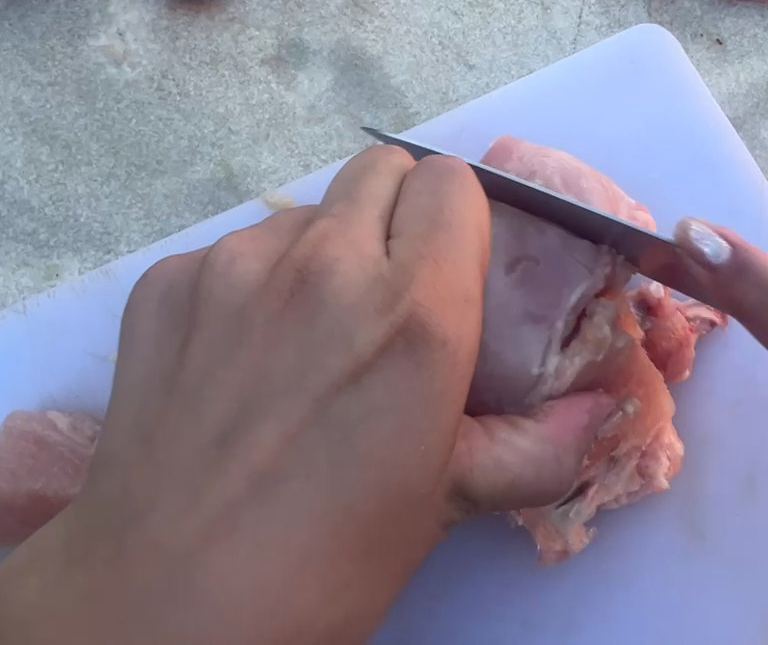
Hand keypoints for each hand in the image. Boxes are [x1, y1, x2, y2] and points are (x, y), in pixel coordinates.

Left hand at [0, 147, 612, 644]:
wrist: (162, 603)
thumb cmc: (328, 558)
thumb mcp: (446, 499)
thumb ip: (539, 443)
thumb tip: (605, 409)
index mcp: (415, 311)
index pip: (450, 180)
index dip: (454, 216)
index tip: (445, 261)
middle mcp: (328, 262)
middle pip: (379, 166)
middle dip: (394, 209)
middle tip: (383, 281)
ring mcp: (236, 262)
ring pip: (304, 210)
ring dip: (318, 250)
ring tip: (301, 331)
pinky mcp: (167, 279)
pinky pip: (230, 248)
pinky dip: (246, 284)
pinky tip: (233, 355)